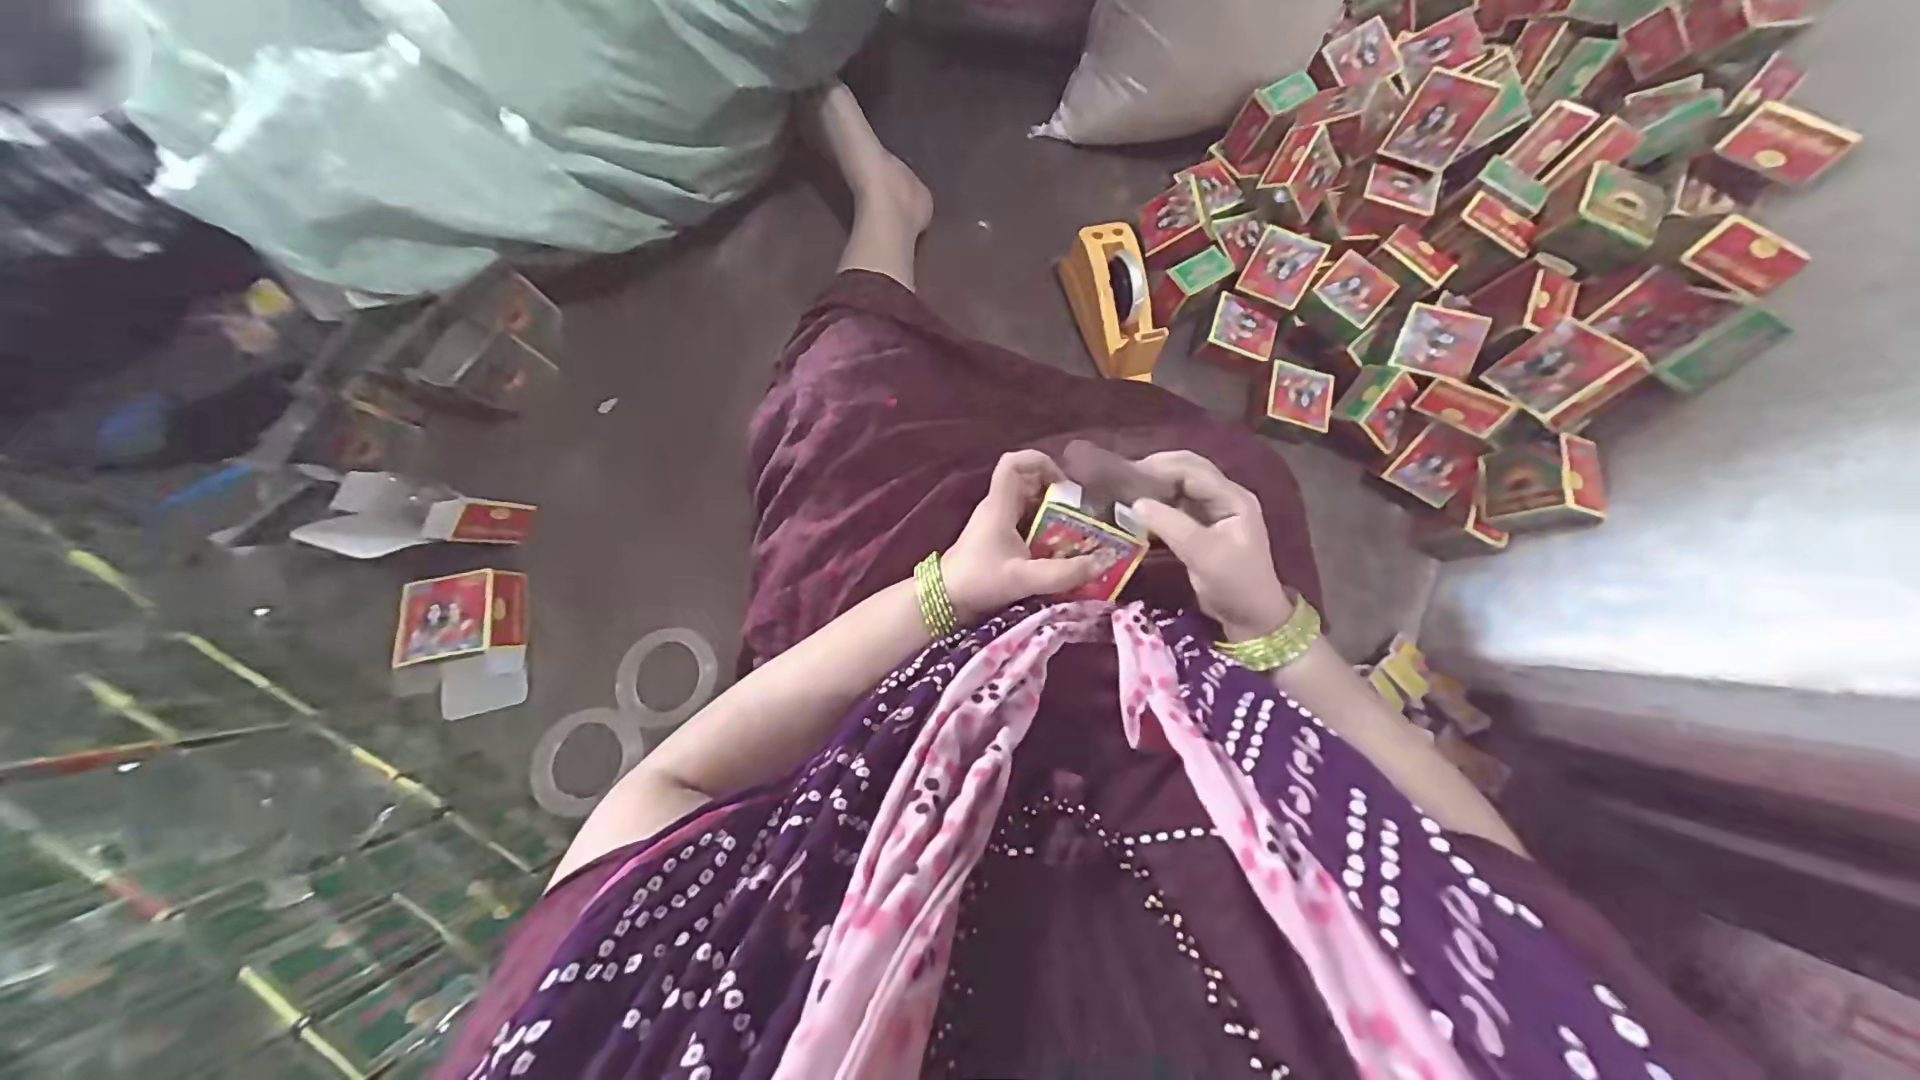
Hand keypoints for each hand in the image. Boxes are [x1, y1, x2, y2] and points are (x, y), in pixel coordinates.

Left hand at [940, 450, 1105, 621]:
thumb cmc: (978, 581)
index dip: (1040, 461)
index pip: (1013, 463)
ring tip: (1074, 532)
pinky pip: (1024, 522)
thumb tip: (1102, 563)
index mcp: (999, 506)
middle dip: (1055, 492)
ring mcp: (995, 523)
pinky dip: (1042, 529)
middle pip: (1027, 481)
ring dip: (1051, 512)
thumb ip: (1063, 573)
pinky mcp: (997, 539)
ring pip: (1027, 502)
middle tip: (1079, 514)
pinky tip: (1057, 549)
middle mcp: (997, 508)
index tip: (1064, 484)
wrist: (944, 601)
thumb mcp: (1023, 579)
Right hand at [1128, 451, 1294, 641]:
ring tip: (1125, 490)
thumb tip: (1135, 503)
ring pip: (1179, 485)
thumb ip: (1171, 525)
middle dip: (1155, 471)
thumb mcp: (1204, 555)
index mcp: (1233, 498)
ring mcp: (1213, 511)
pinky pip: (1176, 504)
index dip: (1160, 467)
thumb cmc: (1235, 585)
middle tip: (1122, 479)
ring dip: (1154, 485)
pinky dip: (1157, 502)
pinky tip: (1137, 507)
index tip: (1127, 475)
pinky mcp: (1201, 525)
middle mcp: (1224, 497)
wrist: (1252, 617)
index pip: (1193, 470)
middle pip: (1187, 470)